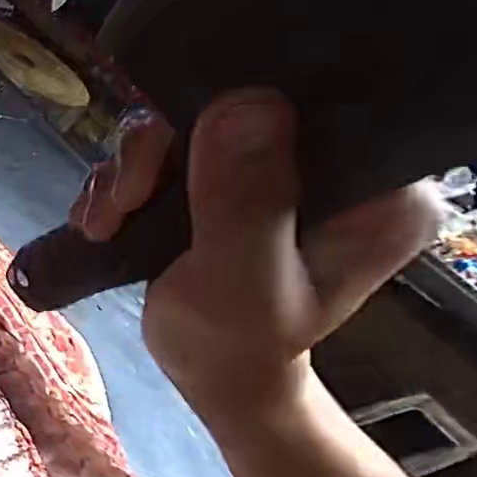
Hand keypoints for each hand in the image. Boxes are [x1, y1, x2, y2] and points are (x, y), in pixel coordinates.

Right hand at [69, 89, 440, 427]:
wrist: (208, 374)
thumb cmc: (231, 346)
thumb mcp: (238, 282)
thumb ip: (244, 202)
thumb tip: (243, 102)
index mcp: (372, 188)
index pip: (303, 109)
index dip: (228, 115)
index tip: (167, 165)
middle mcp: (324, 166)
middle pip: (227, 113)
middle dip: (154, 158)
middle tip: (122, 205)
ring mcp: (263, 170)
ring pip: (181, 132)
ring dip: (126, 175)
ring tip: (104, 223)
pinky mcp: (218, 180)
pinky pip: (161, 155)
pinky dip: (121, 184)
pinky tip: (104, 220)